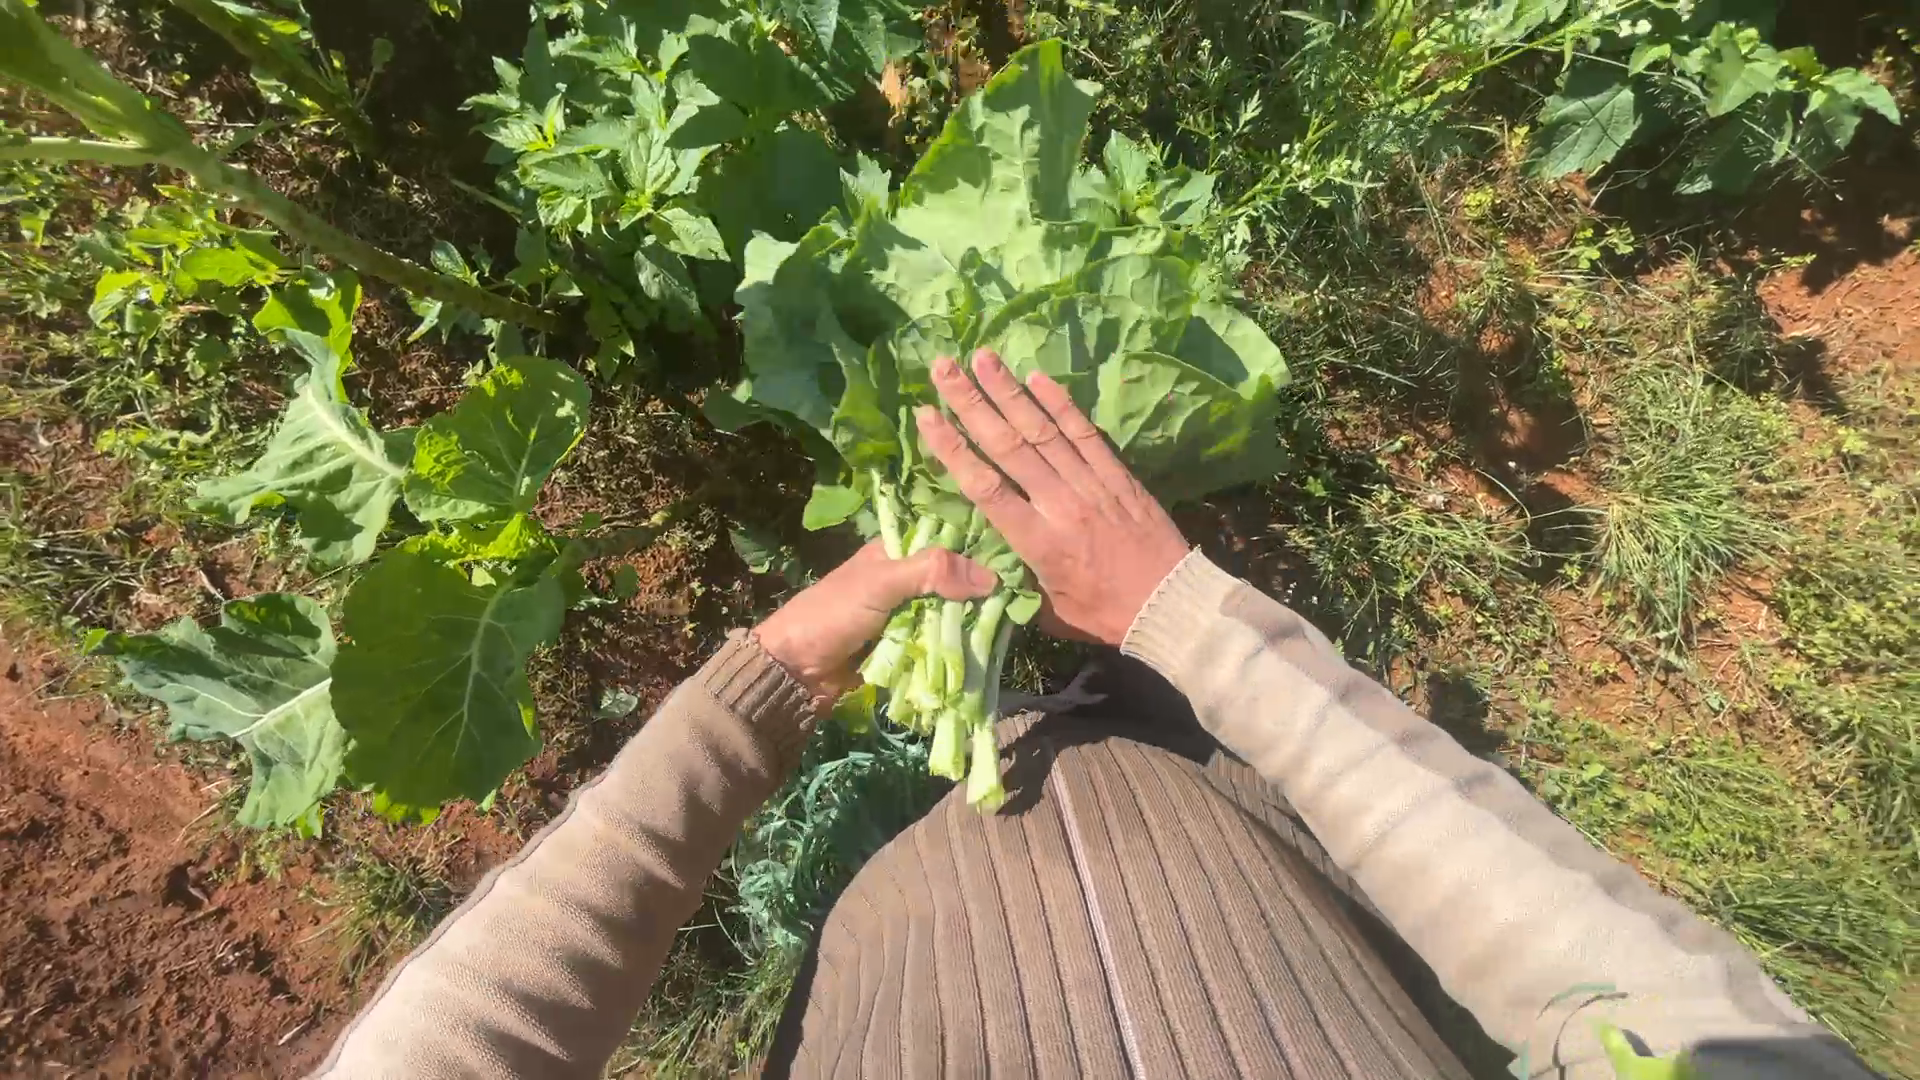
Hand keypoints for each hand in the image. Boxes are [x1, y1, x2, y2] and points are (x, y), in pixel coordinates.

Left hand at [755, 541, 996, 705]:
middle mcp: (905, 582)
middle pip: (954, 583)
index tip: (1016, 558)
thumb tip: (991, 578)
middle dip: (981, 593)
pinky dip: (958, 649)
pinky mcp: (908, 650)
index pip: (945, 543)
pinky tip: (986, 650)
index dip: (977, 549)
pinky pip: (941, 645)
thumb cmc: (832, 614)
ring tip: (1011, 627)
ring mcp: (907, 618)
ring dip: (972, 624)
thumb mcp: (880, 584)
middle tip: (1022, 599)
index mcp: (895, 554)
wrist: (796, 672)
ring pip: (951, 615)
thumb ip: (930, 573)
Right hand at [915, 350, 1189, 646]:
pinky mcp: (1118, 474)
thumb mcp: (1049, 610)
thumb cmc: (1105, 614)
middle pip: (1009, 445)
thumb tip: (984, 560)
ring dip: (1010, 392)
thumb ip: (1014, 579)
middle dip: (972, 403)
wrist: (1171, 604)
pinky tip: (1038, 377)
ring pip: (1043, 430)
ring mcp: (1091, 484)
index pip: (985, 486)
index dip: (953, 448)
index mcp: (1037, 541)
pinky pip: (1085, 433)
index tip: (926, 415)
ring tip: (982, 357)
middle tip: (944, 367)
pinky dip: (1061, 404)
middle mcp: (1060, 504)